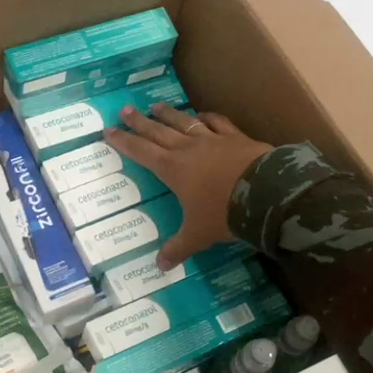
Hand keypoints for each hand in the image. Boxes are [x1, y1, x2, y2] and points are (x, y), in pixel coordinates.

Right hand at [104, 105, 270, 269]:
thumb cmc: (223, 213)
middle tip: (125, 109)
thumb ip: (177, 248)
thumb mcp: (197, 235)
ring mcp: (212, 140)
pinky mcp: (235, 137)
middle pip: (158, 131)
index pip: (141, 152)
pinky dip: (207, 117)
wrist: (263, 193)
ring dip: (169, 114)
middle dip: (139, 121)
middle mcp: (187, 149)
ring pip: (184, 122)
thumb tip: (160, 267)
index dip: (124, 141)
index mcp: (172, 169)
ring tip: (156, 105)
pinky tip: (202, 115)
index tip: (108, 130)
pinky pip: (217, 123)